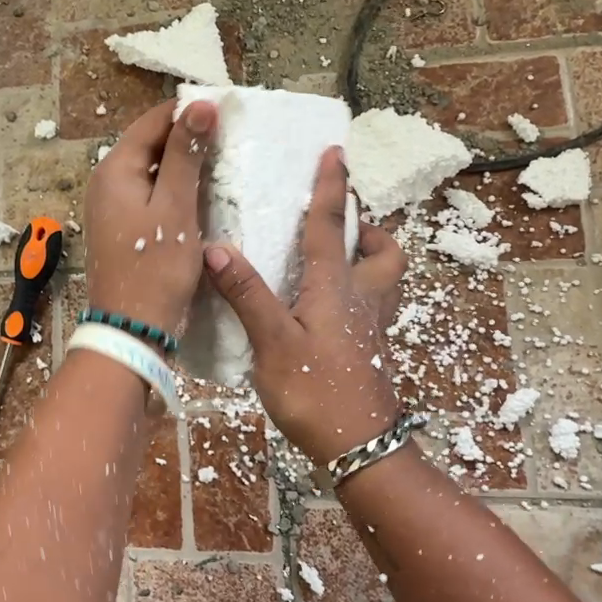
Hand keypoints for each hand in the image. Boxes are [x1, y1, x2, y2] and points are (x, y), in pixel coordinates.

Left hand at [84, 99, 216, 334]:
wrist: (131, 328)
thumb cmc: (155, 267)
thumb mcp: (176, 207)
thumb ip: (185, 154)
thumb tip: (199, 104)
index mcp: (114, 169)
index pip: (152, 121)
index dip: (188, 110)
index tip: (228, 109)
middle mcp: (106, 181)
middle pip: (150, 143)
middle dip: (187, 135)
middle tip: (231, 135)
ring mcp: (112, 205)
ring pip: (152, 169)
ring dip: (183, 163)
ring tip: (223, 160)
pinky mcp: (122, 226)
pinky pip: (150, 193)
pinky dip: (174, 188)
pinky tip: (201, 193)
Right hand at [202, 147, 406, 464]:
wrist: (360, 449)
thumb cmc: (317, 392)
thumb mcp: (273, 343)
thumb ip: (247, 294)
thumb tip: (217, 248)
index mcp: (337, 288)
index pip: (332, 225)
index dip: (332, 187)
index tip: (334, 152)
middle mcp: (362, 299)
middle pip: (383, 250)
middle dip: (366, 228)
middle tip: (339, 225)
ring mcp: (370, 327)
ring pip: (384, 278)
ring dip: (368, 258)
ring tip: (332, 260)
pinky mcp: (369, 350)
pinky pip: (371, 305)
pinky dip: (356, 292)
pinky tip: (324, 309)